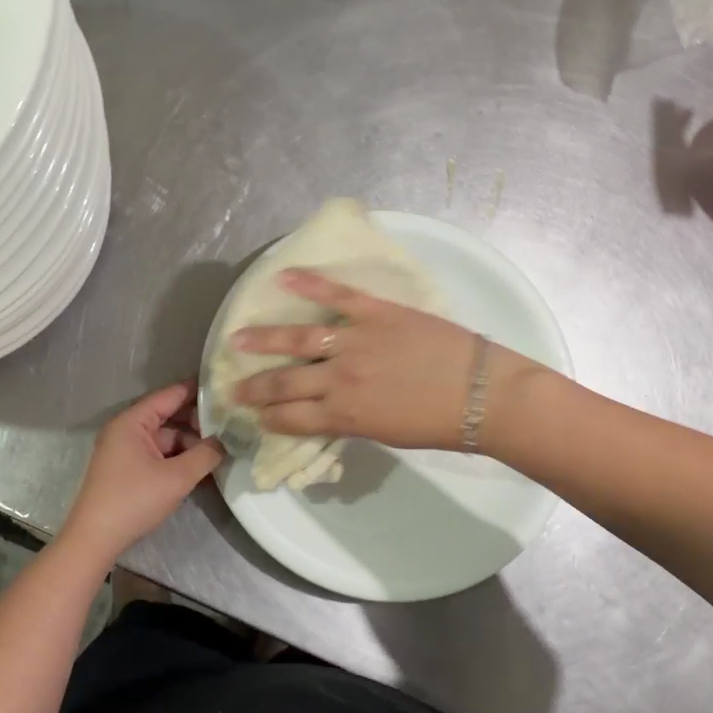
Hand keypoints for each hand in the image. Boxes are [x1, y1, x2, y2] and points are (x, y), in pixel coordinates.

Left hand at [62, 381, 223, 558]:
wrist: (95, 538)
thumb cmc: (134, 500)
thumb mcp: (177, 477)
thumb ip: (205, 455)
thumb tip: (225, 442)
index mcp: (132, 422)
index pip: (169, 395)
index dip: (197, 391)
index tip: (224, 388)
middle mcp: (126, 430)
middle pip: (168, 417)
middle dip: (197, 424)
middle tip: (230, 427)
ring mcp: (124, 451)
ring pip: (165, 439)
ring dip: (189, 446)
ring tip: (220, 452)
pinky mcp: (126, 470)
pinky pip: (157, 456)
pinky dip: (177, 460)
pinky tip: (200, 469)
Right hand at [231, 270, 544, 450]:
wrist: (482, 395)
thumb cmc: (440, 423)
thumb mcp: (387, 433)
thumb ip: (351, 420)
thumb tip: (328, 410)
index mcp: (344, 415)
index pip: (291, 418)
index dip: (267, 417)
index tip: (251, 415)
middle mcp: (340, 380)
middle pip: (284, 383)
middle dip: (254, 387)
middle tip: (230, 386)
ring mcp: (356, 342)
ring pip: (297, 341)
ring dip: (263, 339)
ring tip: (237, 336)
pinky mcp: (377, 313)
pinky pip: (336, 297)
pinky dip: (308, 285)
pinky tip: (282, 279)